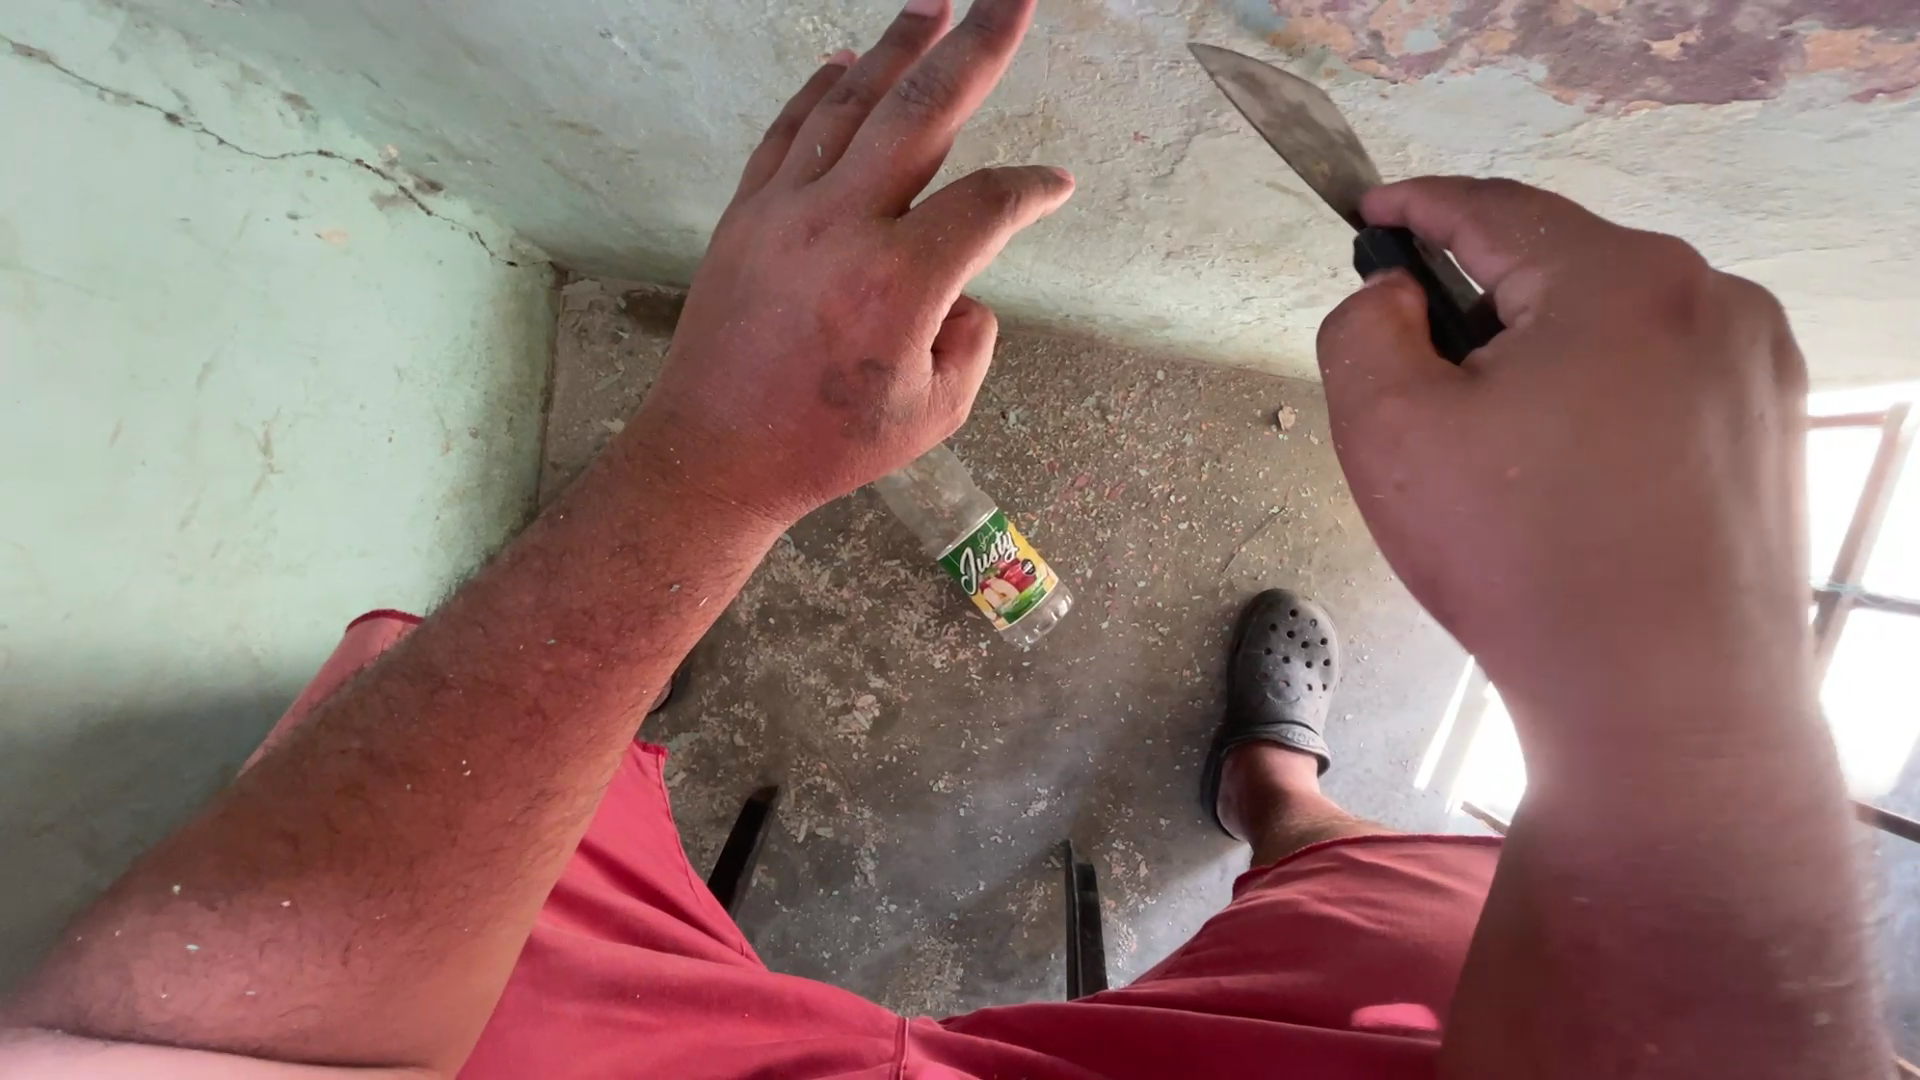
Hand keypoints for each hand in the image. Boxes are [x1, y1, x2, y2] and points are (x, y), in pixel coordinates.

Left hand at [625, 0, 1072, 527]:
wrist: (716, 452)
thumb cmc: (828, 447)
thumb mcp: (933, 415)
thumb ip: (971, 343)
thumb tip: (965, 295)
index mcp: (900, 283)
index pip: (987, 207)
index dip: (1031, 193)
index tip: (1055, 189)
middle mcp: (842, 227)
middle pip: (923, 113)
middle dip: (979, 48)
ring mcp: (785, 212)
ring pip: (850, 105)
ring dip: (898, 49)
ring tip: (934, 6)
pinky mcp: (745, 217)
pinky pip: (787, 133)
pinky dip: (820, 92)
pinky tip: (843, 62)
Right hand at [1317, 178, 1808, 732]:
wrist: (1655, 689)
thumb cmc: (1508, 549)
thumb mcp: (1384, 425)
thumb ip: (1360, 329)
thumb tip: (1392, 297)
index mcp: (1618, 280)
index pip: (1491, 207)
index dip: (1414, 204)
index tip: (1368, 210)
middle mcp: (1708, 302)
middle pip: (1548, 267)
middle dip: (1462, 302)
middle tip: (1404, 373)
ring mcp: (1752, 368)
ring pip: (1595, 326)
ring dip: (1517, 355)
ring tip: (1470, 443)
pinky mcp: (1759, 432)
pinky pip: (1638, 378)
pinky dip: (1570, 395)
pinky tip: (1540, 470)